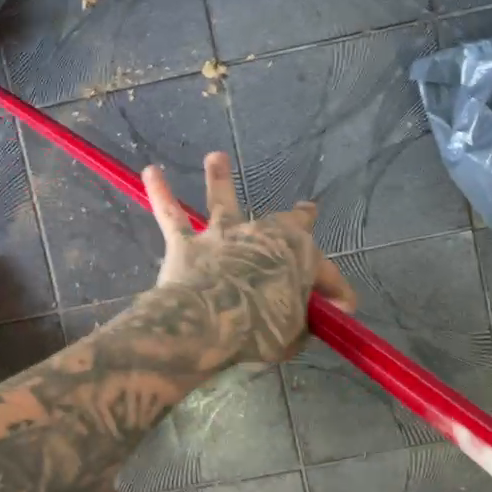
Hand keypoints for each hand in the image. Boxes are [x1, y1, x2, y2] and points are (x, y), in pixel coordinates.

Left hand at [142, 152, 358, 364]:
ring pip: (223, 201)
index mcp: (296, 253)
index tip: (341, 310)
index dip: (335, 291)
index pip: (324, 271)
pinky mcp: (186, 243)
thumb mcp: (294, 333)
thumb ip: (299, 320)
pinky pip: (171, 215)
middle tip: (307, 210)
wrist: (208, 322)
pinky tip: (151, 173)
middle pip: (286, 224)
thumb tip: (301, 320)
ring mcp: (221, 235)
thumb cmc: (260, 328)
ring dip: (220, 178)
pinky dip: (160, 193)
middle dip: (300, 219)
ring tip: (215, 158)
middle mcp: (261, 234)